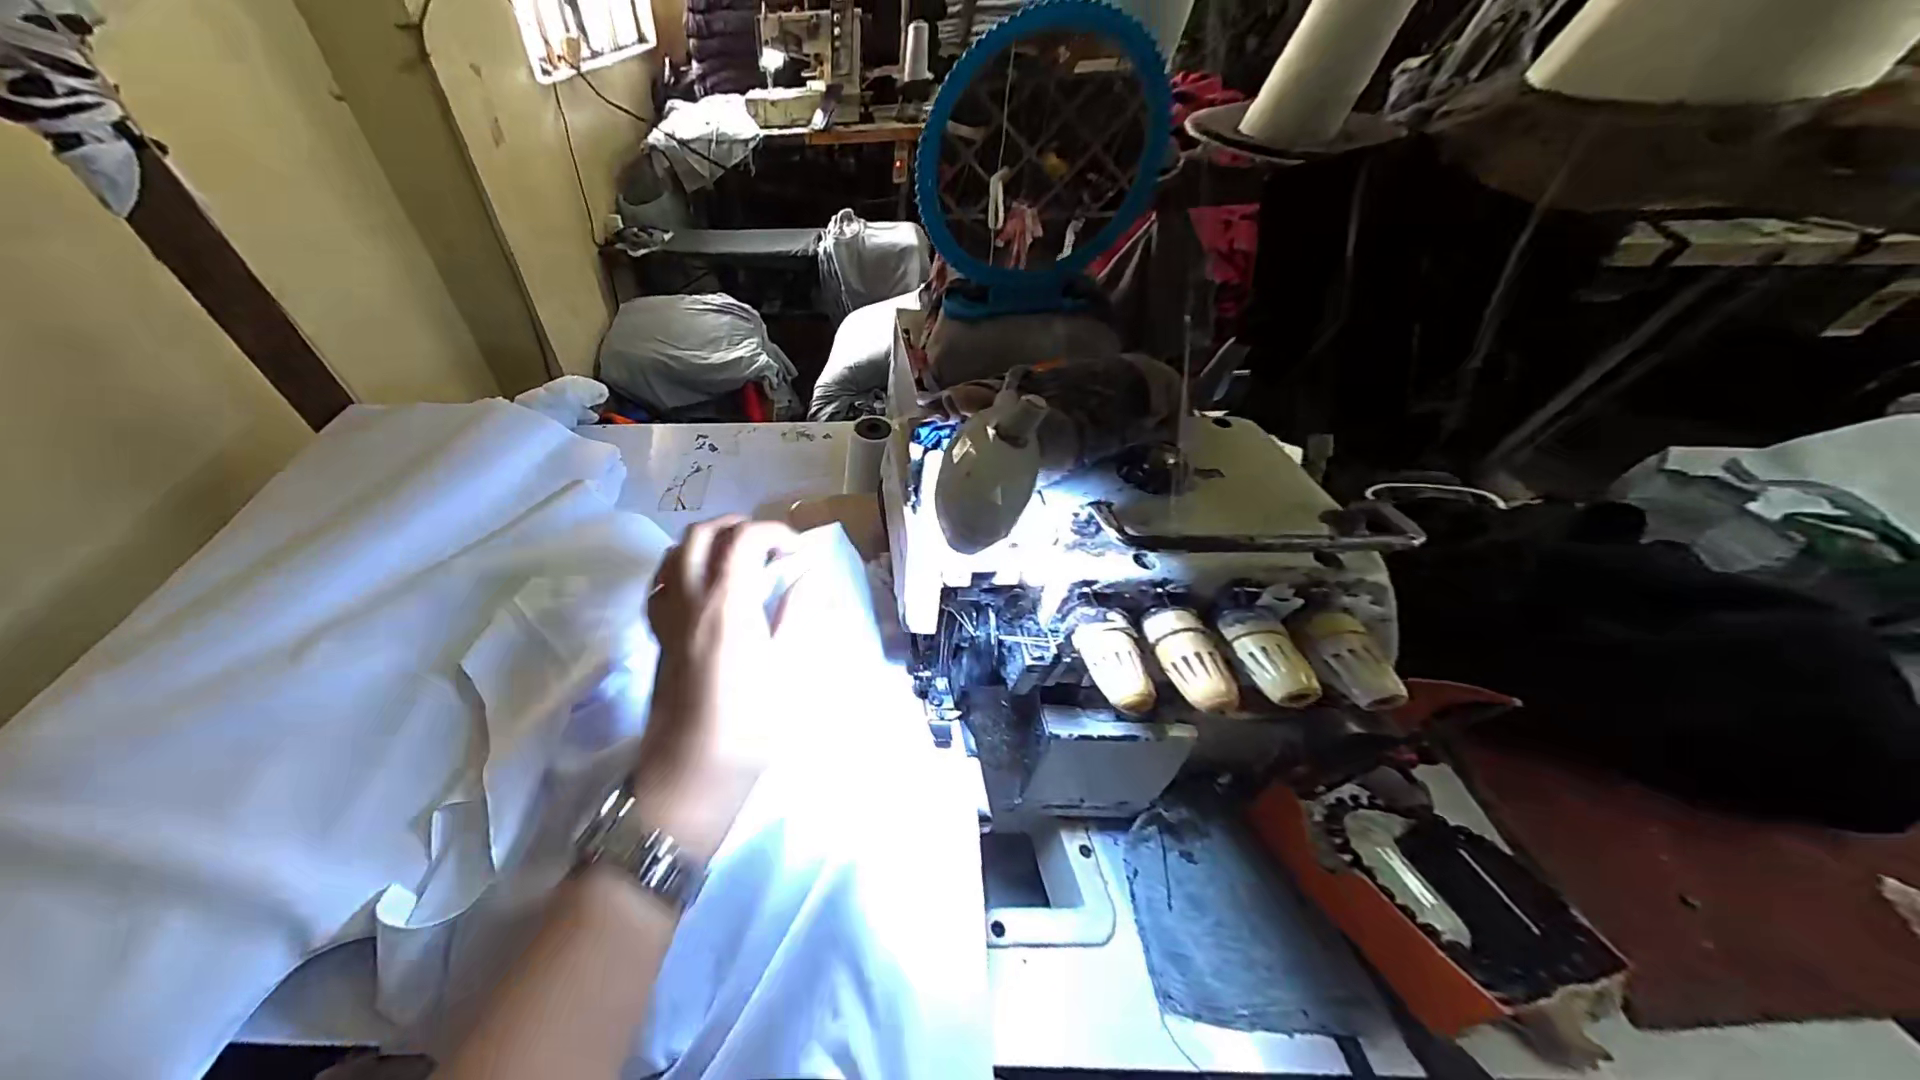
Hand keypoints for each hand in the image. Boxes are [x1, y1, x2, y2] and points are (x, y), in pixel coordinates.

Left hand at [631, 516, 798, 860]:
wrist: (688, 777)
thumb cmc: (749, 730)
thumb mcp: (788, 671)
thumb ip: (798, 614)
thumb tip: (808, 575)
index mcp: (727, 606)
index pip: (744, 539)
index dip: (774, 532)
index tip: (798, 552)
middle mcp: (690, 601)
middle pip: (702, 535)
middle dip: (740, 528)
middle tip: (771, 550)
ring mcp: (667, 618)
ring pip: (676, 553)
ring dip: (709, 543)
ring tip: (740, 563)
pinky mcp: (656, 637)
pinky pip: (661, 583)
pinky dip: (684, 567)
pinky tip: (705, 587)